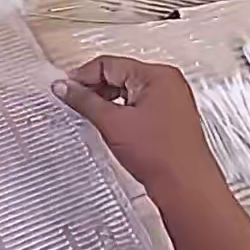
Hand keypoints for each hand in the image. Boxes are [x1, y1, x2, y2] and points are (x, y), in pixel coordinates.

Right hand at [54, 56, 223, 199]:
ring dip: (105, 99)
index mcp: (157, 76)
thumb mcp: (111, 122)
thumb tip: (66, 87)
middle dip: (93, 87)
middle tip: (73, 100)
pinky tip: (109, 122)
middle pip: (118, 73)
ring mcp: (171, 98)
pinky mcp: (168, 115)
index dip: (82, 76)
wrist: (184, 184)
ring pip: (126, 88)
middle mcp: (168, 82)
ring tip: (89, 113)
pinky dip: (118, 109)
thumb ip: (83, 100)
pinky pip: (136, 101)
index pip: (108, 64)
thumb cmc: (161, 154)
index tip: (65, 88)